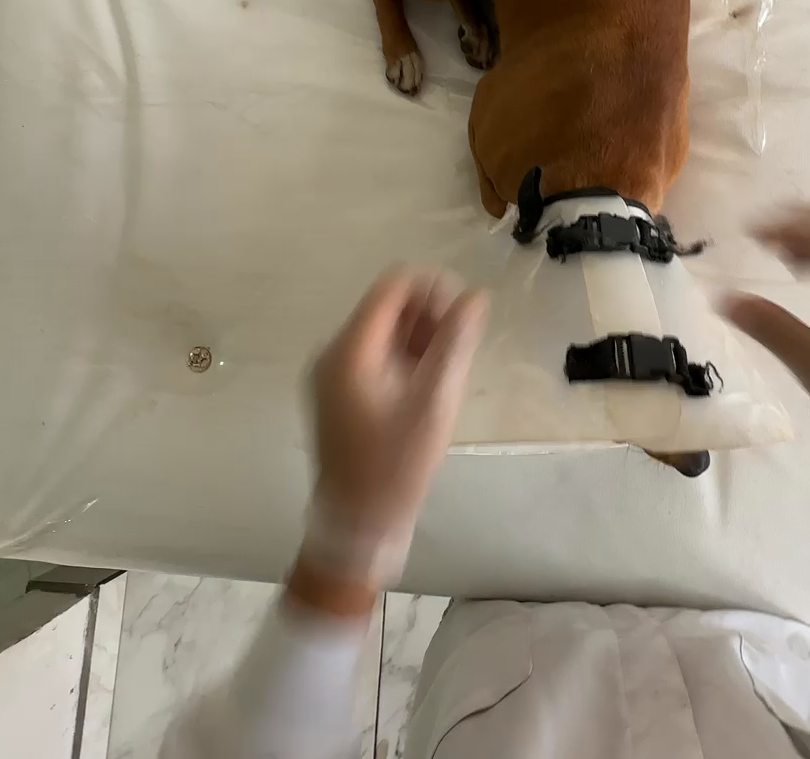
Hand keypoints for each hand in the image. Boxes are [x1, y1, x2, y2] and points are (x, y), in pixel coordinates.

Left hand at [302, 268, 488, 592]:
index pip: (393, 286)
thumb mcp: (434, 400)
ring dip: (420, 337)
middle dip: (429, 314)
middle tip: (459, 347)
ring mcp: (333, 372)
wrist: (358, 522)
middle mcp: (334, 351)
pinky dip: (405, 356)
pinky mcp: (340, 391)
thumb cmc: (397, 463)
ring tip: (447, 369)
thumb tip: (475, 296)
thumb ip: (454, 343)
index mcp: (351, 349)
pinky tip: (428, 383)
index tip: (464, 315)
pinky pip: (377, 354)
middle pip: (388, 305)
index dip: (433, 289)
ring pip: (385, 330)